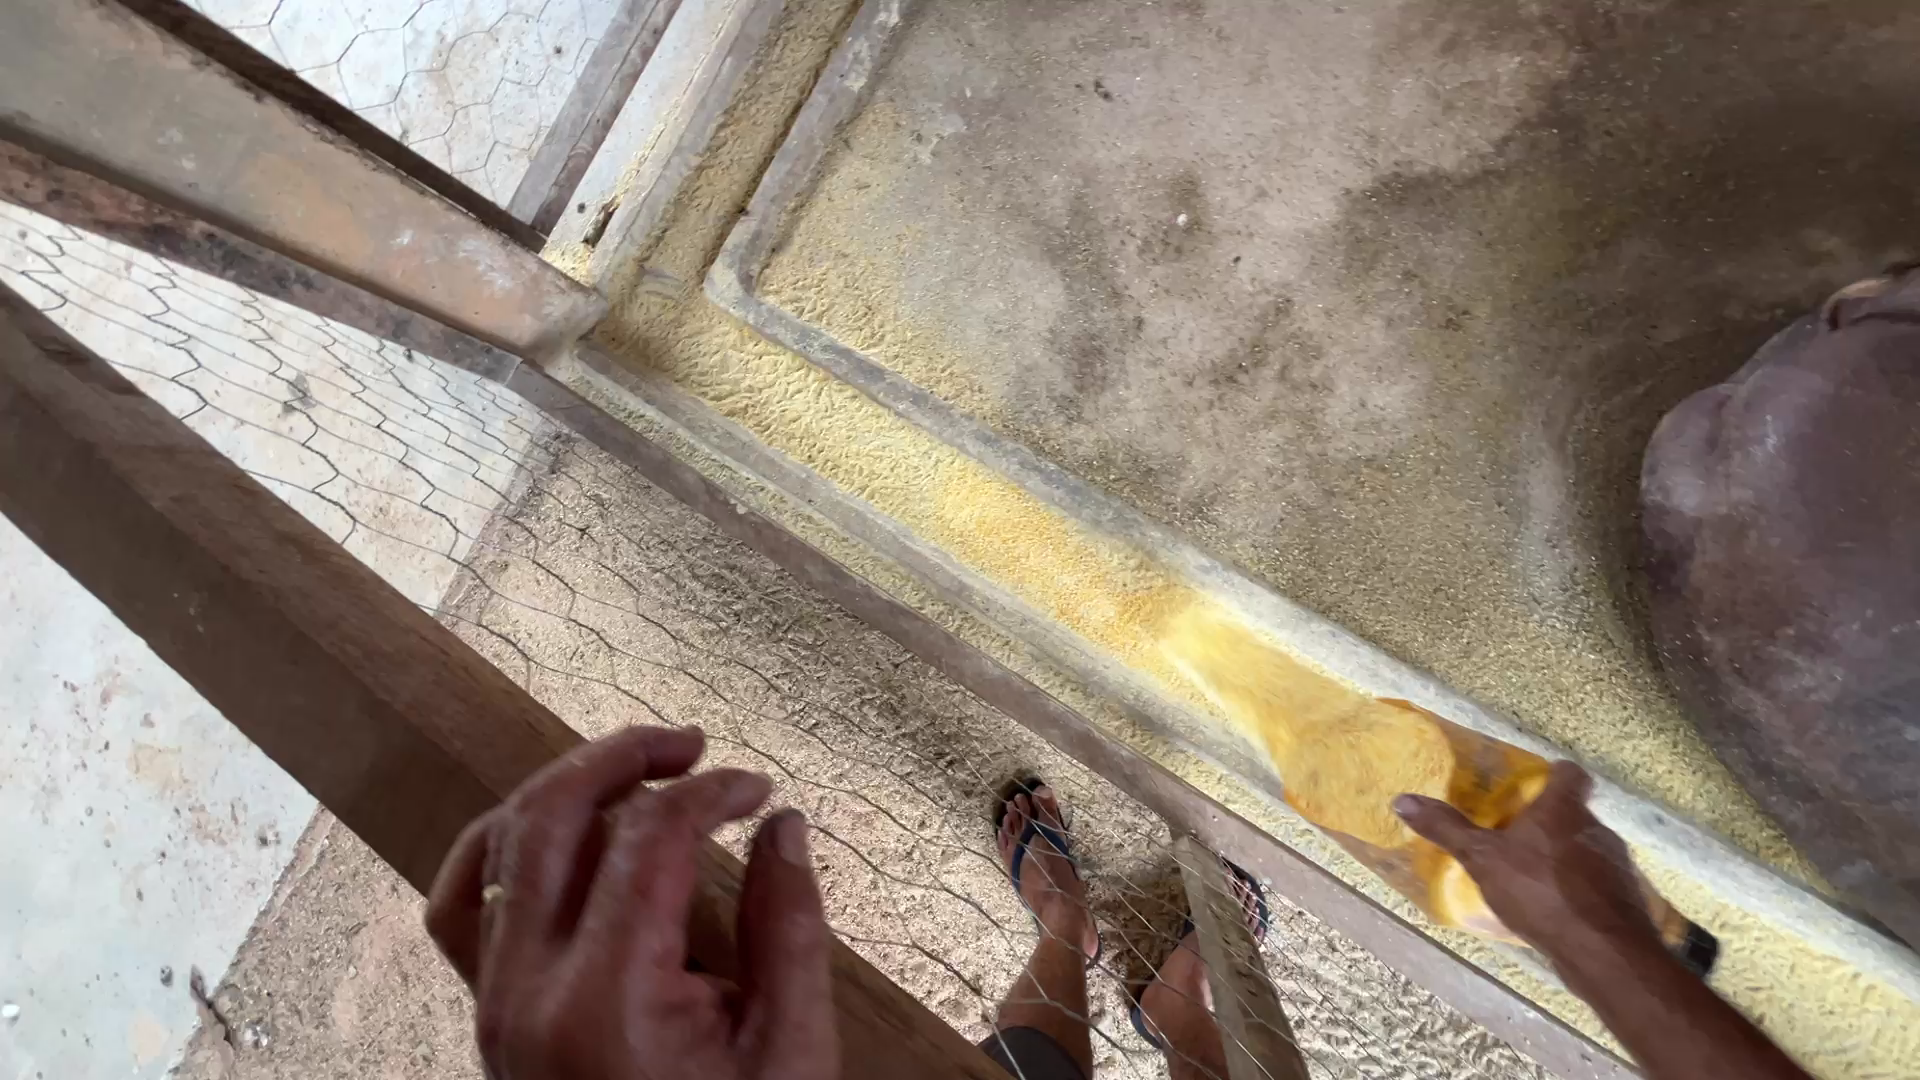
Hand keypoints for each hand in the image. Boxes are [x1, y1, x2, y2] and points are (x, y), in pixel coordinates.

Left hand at [424, 725, 838, 1079]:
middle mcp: (527, 990)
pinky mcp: (491, 1009)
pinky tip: (564, 827)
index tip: (761, 790)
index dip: (713, 791)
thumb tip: (783, 822)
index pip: (649, 837)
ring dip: (571, 784)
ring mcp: (494, 1001)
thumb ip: (788, 923)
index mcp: (608, 998)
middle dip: (625, 755)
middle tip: (695, 744)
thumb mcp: (791, 1047)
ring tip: (638, 766)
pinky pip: (467, 900)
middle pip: (551, 818)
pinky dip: (511, 841)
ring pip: (499, 846)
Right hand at [1393, 761, 1657, 963]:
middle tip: (1514, 830)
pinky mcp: (1626, 903)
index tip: (1532, 781)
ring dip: (1562, 854)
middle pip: (1574, 812)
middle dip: (1547, 820)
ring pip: (1586, 848)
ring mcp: (1618, 868)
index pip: (1570, 774)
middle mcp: (1597, 830)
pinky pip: (1596, 882)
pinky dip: (1576, 886)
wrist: (1606, 955)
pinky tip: (1551, 904)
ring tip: (1529, 870)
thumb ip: (1445, 828)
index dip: (1553, 773)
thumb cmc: (1541, 890)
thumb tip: (1402, 800)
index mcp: (1563, 809)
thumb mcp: (1480, 857)